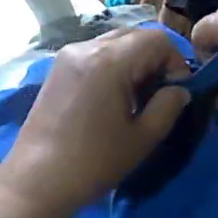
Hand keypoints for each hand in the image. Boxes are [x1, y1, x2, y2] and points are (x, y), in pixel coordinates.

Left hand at [0, 27, 192, 217]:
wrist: (37, 181)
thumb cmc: (94, 162)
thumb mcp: (142, 138)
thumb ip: (168, 106)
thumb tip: (179, 90)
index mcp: (109, 61)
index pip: (157, 39)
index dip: (176, 62)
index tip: (178, 93)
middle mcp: (86, 47)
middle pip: (135, 36)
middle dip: (155, 60)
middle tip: (159, 96)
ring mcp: (67, 56)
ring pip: (114, 43)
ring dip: (134, 63)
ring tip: (136, 100)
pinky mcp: (57, 70)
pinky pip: (95, 55)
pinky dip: (113, 68)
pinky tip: (113, 100)